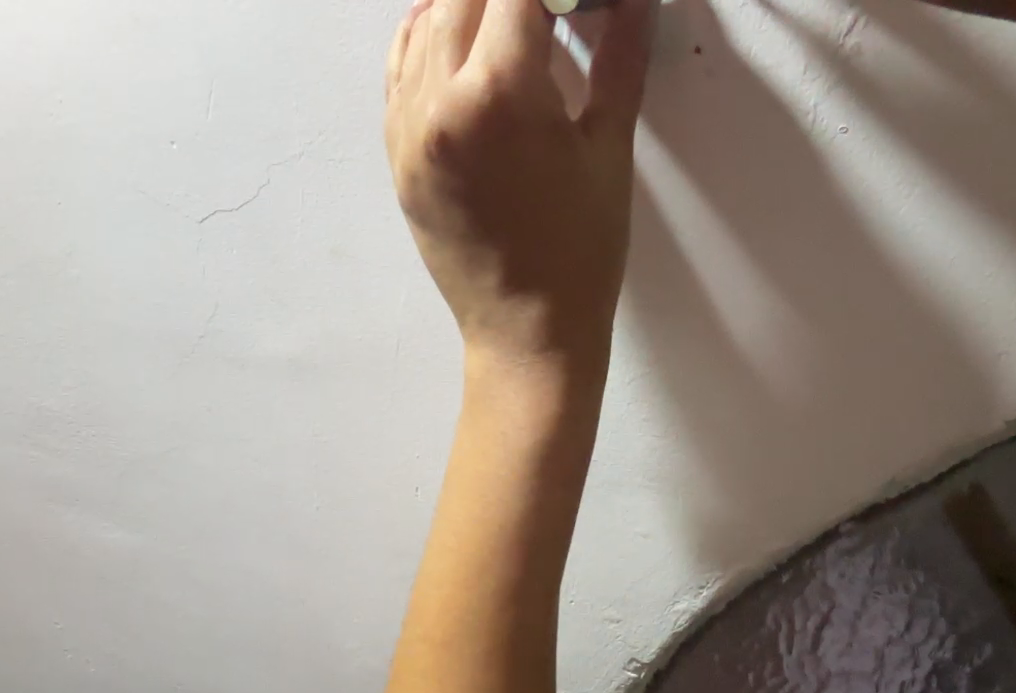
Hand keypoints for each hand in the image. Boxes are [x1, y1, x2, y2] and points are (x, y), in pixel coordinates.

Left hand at [386, 0, 652, 374]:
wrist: (527, 336)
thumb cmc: (580, 256)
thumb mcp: (609, 154)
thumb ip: (618, 59)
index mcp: (500, 94)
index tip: (574, 5)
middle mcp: (439, 101)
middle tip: (551, 15)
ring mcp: (408, 131)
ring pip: (426, 22)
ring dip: (470, 8)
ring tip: (512, 23)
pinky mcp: (397, 157)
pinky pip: (399, 71)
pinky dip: (428, 41)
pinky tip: (458, 42)